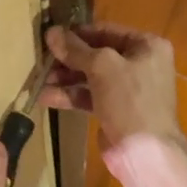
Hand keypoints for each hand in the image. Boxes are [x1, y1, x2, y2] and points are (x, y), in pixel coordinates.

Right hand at [38, 25, 186, 174]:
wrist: (145, 155)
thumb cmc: (130, 100)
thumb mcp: (102, 67)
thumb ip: (76, 49)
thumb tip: (51, 32)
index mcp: (147, 46)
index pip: (108, 31)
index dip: (79, 33)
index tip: (52, 34)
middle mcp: (140, 64)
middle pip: (98, 54)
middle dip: (69, 58)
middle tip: (42, 57)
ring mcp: (128, 90)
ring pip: (92, 77)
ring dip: (66, 77)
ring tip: (39, 78)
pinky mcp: (115, 111)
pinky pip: (90, 97)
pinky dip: (70, 96)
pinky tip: (46, 97)